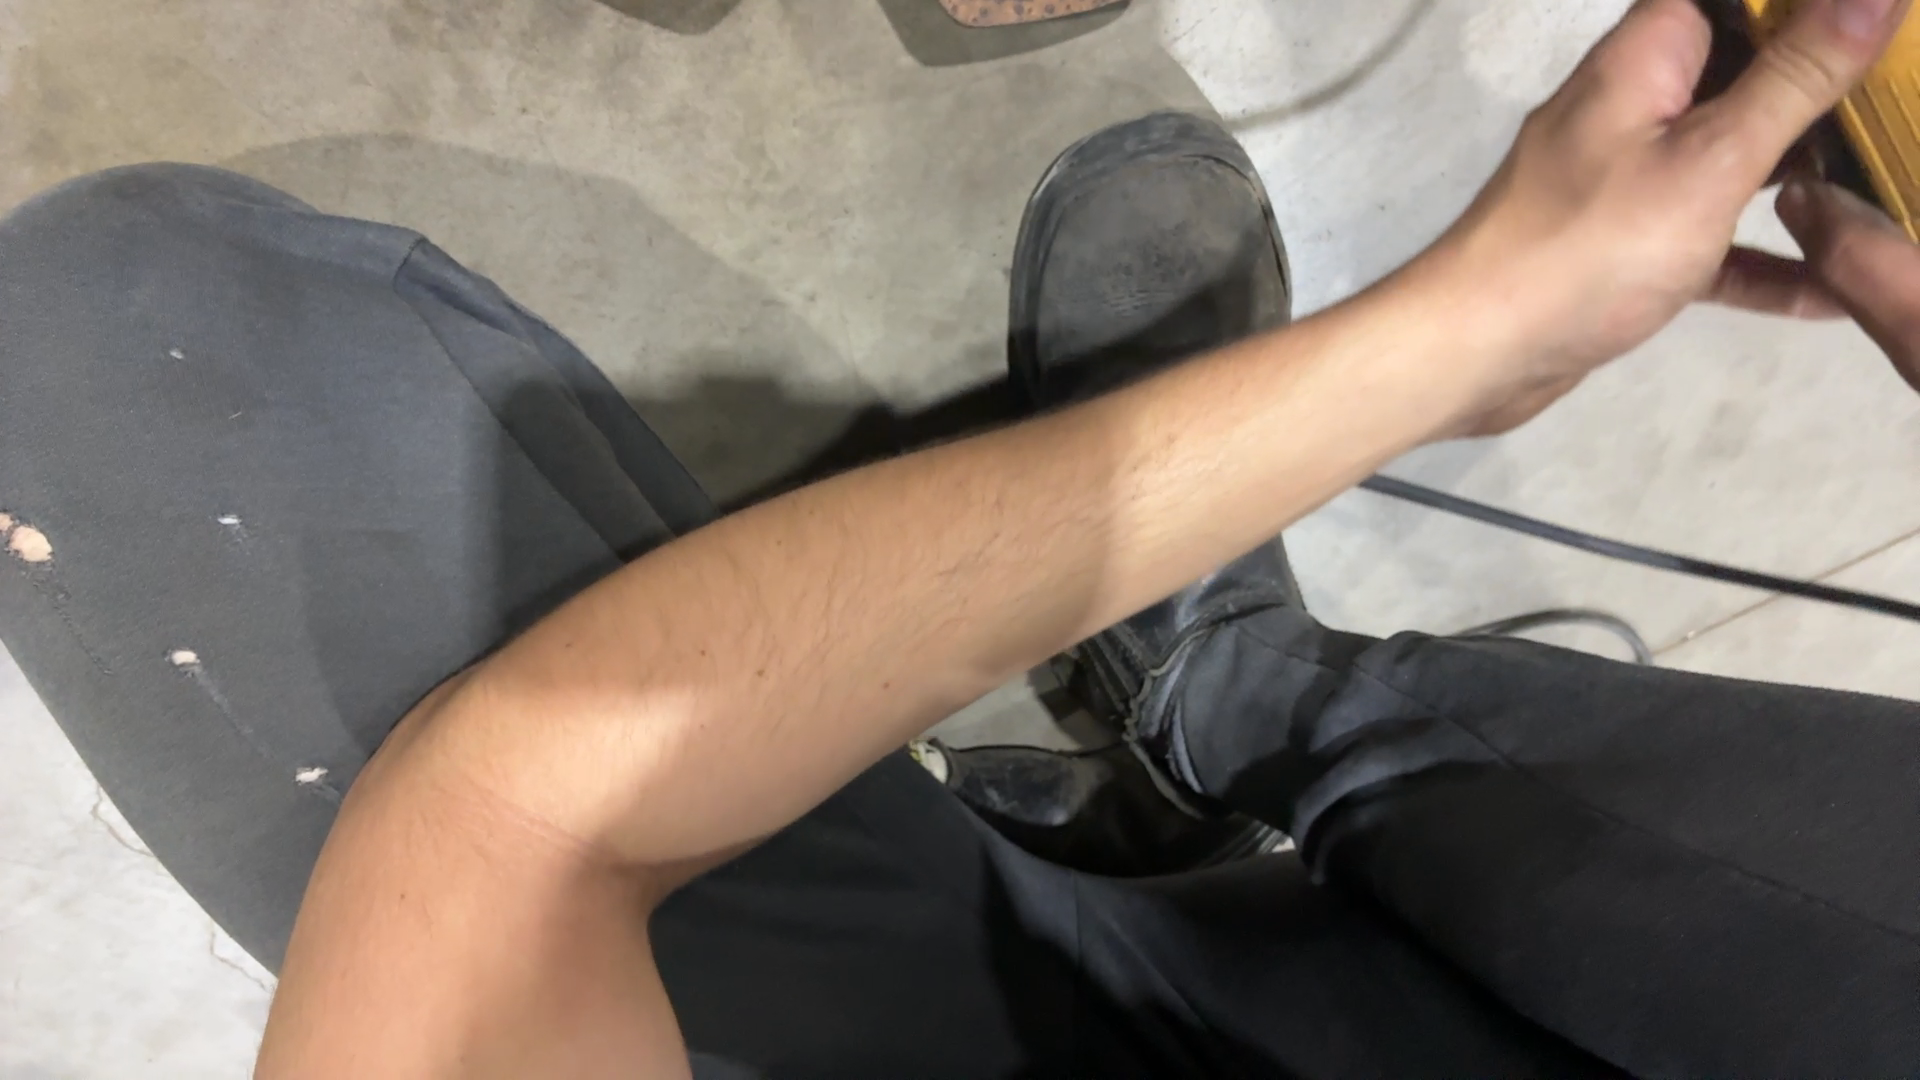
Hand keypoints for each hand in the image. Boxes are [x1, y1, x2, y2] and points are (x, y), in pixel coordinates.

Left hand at [1420, 0, 1907, 434]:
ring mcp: (1613, 195)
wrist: (1467, 356)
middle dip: (1825, 80)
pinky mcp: (1611, 259)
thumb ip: (1793, 75)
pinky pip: (1698, 248)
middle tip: (1905, 99)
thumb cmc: (1580, 252)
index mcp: (1635, 67)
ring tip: (1893, 179)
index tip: (1881, 17)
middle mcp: (1619, 121)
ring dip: (1804, 174)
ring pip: (1725, 165)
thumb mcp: (1705, 157)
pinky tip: (1831, 291)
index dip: (1790, 3)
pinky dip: (1755, 266)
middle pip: (1737, 73)